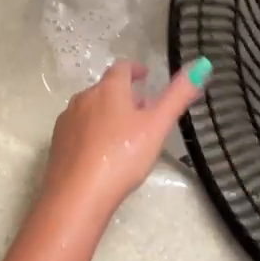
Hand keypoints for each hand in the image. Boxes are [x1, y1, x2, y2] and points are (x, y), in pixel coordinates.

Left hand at [40, 59, 210, 216]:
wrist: (76, 196)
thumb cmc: (121, 156)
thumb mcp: (157, 126)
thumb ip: (178, 96)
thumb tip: (202, 64)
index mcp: (108, 89)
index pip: (121, 68)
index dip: (135, 69)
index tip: (145, 76)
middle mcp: (84, 99)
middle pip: (106, 89)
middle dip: (124, 95)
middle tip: (142, 111)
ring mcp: (67, 121)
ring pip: (91, 109)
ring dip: (108, 114)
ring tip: (124, 133)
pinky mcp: (57, 144)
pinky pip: (79, 130)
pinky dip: (93, 133)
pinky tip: (102, 154)